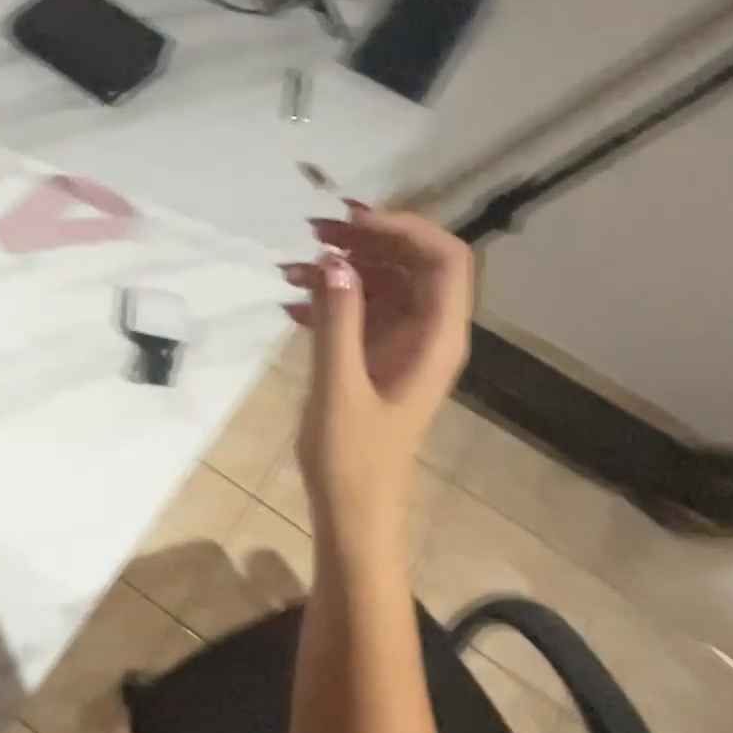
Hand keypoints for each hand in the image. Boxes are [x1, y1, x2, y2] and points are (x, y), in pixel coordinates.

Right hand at [281, 204, 473, 538]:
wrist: (353, 509)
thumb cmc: (352, 456)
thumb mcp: (340, 386)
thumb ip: (339, 321)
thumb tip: (334, 260)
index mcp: (437, 338)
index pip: (443, 260)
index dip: (404, 229)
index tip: (349, 223)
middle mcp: (427, 333)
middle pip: (411, 265)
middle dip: (365, 242)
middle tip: (311, 234)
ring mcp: (400, 346)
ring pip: (381, 286)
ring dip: (340, 270)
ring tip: (289, 268)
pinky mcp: (374, 361)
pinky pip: (359, 314)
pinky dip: (329, 301)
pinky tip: (290, 305)